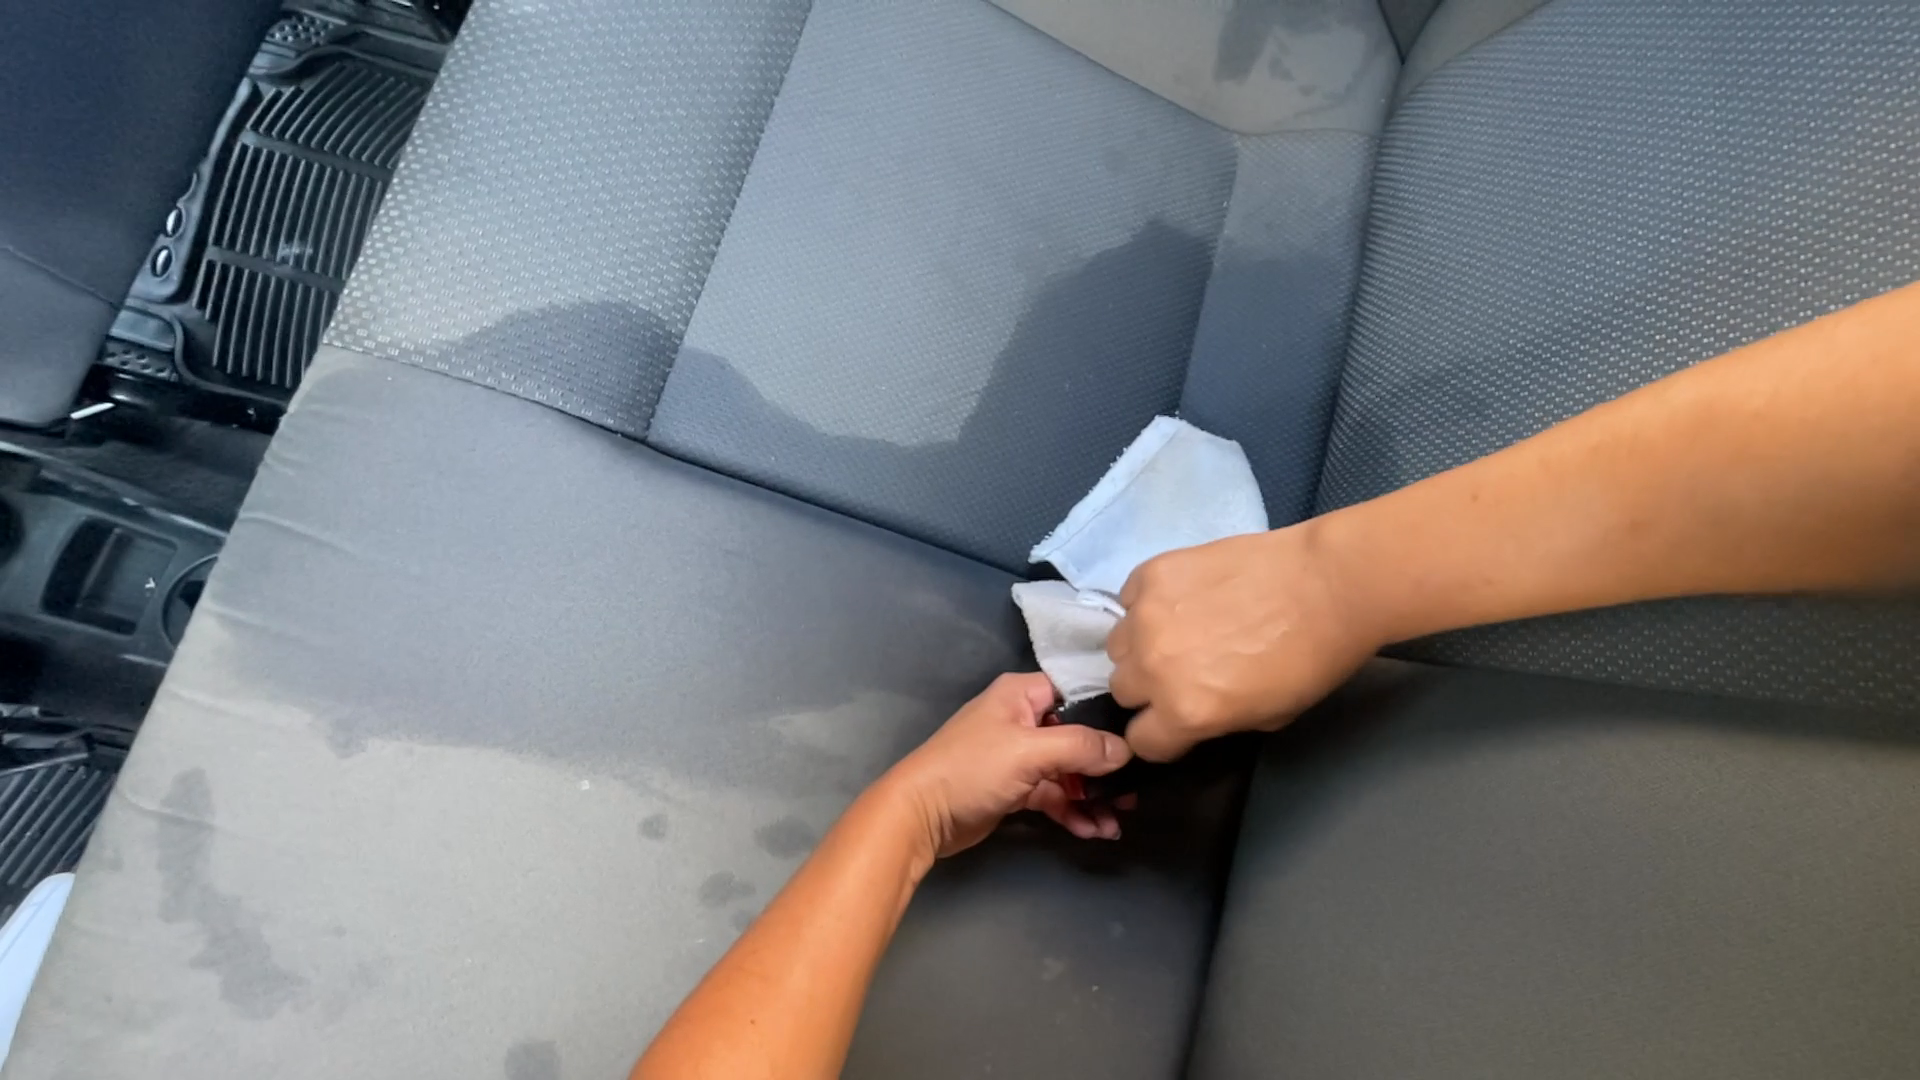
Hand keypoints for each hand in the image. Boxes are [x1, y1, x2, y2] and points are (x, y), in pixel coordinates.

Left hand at [882, 673, 1132, 859]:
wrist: (921, 815)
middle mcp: (1022, 718)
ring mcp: (1017, 755)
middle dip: (1104, 764)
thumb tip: (1125, 749)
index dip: (1106, 710)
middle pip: (1076, 735)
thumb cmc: (972, 768)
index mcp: (1021, 694)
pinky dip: (1072, 810)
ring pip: (1067, 770)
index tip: (1140, 731)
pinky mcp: (1014, 787)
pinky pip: (1053, 794)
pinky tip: (1093, 830)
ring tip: (1117, 822)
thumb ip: (1080, 746)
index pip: (1075, 690)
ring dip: (1092, 795)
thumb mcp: (1029, 751)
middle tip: (1134, 790)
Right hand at [1106, 523, 1381, 761]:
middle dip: (1147, 687)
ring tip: (1177, 630)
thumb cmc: (1311, 659)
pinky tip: (1182, 597)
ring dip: (1140, 645)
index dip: (1161, 734)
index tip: (1175, 721)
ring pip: (1118, 644)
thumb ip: (1213, 722)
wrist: (1328, 584)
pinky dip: (1147, 603)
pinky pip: (1129, 598)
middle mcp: (1152, 667)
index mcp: (1184, 711)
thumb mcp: (1267, 718)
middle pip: (1122, 688)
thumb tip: (1190, 714)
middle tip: (1180, 670)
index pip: (1141, 740)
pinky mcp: (1150, 573)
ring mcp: (1145, 615)